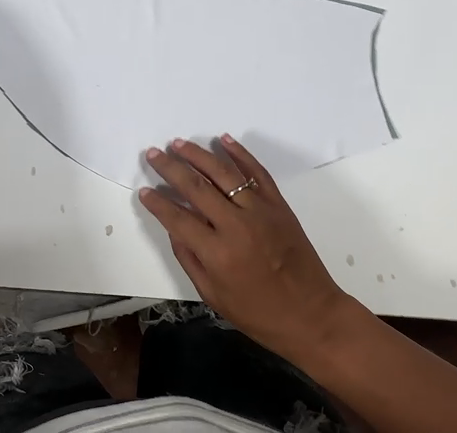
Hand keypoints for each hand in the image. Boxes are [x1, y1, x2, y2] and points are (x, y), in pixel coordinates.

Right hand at [138, 135, 353, 359]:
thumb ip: (189, 259)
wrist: (313, 315)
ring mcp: (260, 211)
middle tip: (153, 153)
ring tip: (178, 143)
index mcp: (217, 254)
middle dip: (169, 168)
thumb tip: (173, 227)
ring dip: (198, 154)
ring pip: (223, 172)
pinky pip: (256, 172)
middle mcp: (236, 226)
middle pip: (196, 187)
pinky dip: (240, 153)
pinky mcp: (278, 205)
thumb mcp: (214, 296)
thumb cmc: (260, 314)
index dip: (157, 203)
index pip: (177, 218)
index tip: (144, 191)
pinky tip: (223, 140)